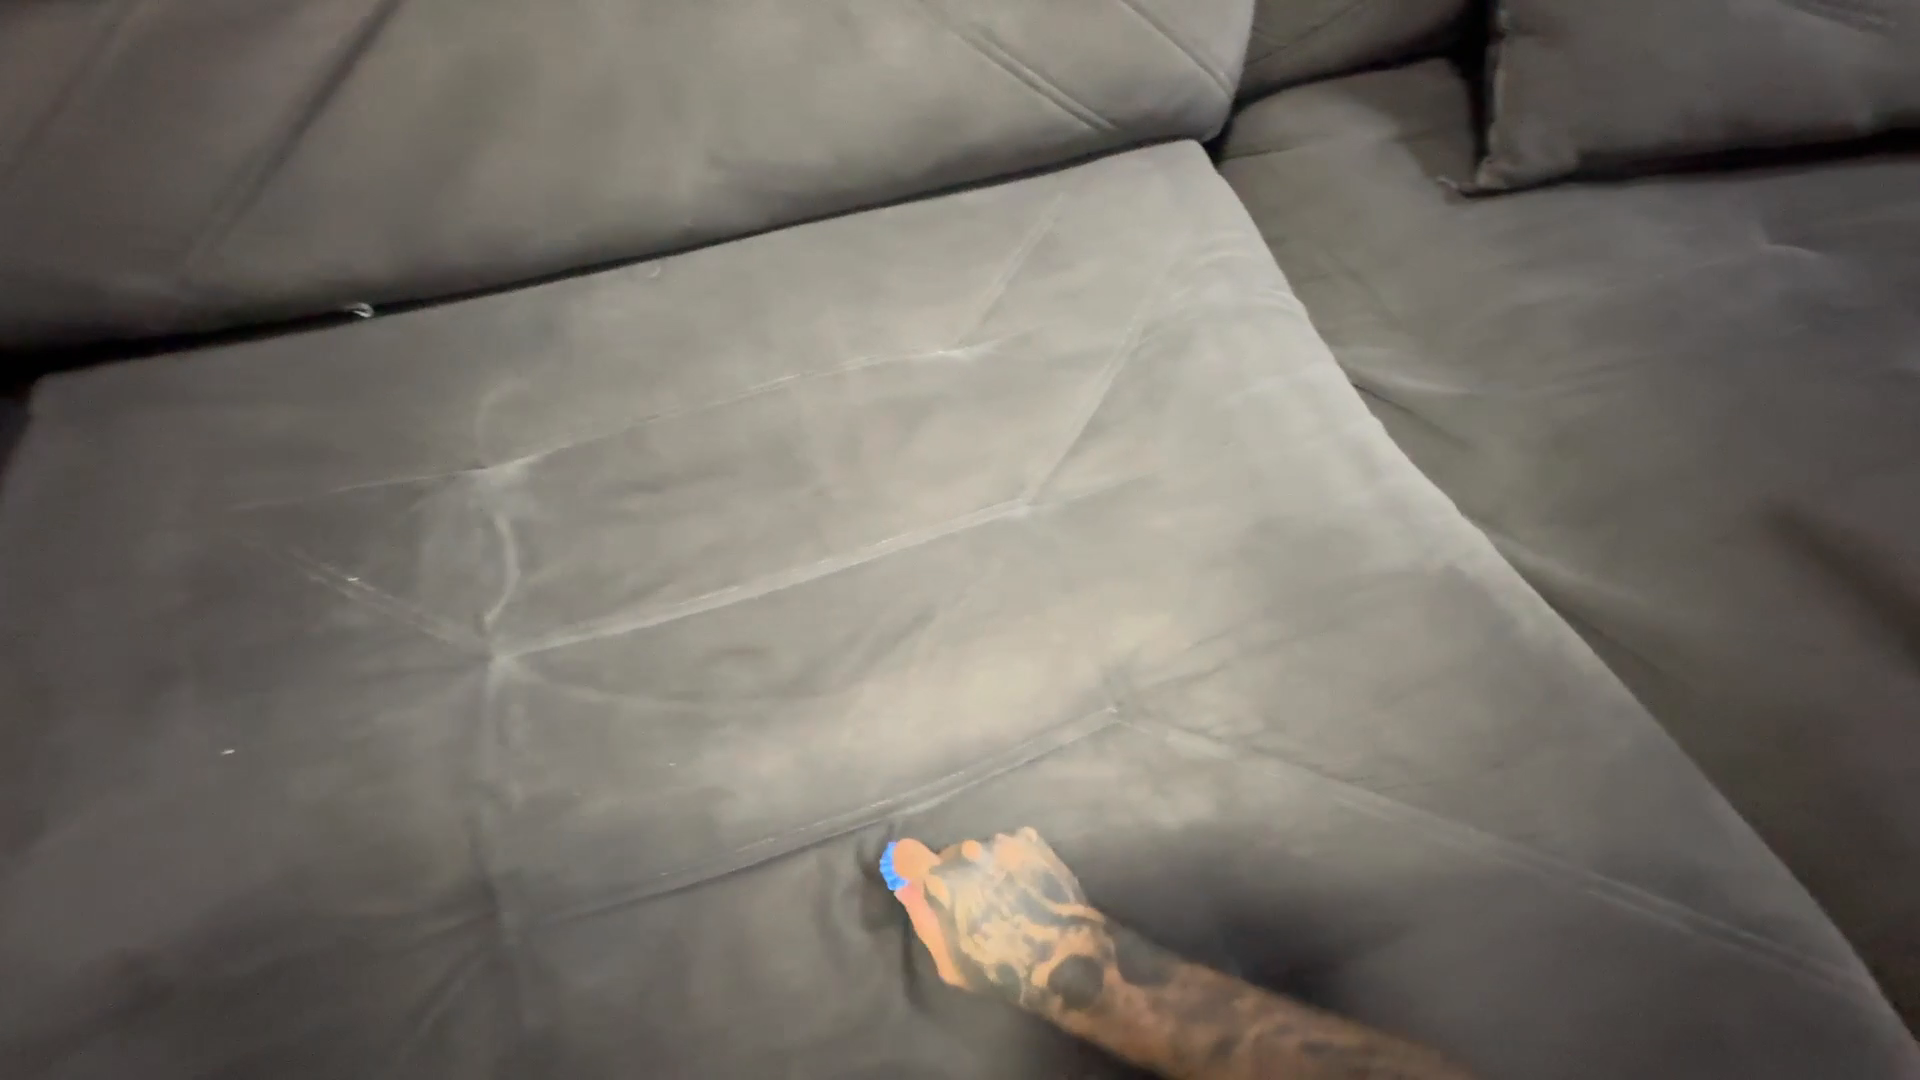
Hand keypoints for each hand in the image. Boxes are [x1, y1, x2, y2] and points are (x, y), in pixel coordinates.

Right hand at [886, 829, 1116, 1016]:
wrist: (1063, 956)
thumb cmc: (999, 966)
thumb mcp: (948, 958)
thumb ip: (923, 918)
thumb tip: (906, 887)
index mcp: (942, 881)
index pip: (907, 853)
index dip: (909, 864)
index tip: (917, 876)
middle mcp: (968, 851)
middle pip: (949, 855)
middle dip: (954, 874)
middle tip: (975, 904)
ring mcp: (1000, 841)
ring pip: (979, 850)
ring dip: (985, 867)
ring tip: (1007, 898)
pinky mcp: (1029, 839)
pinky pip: (1007, 845)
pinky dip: (1010, 860)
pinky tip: (1024, 886)